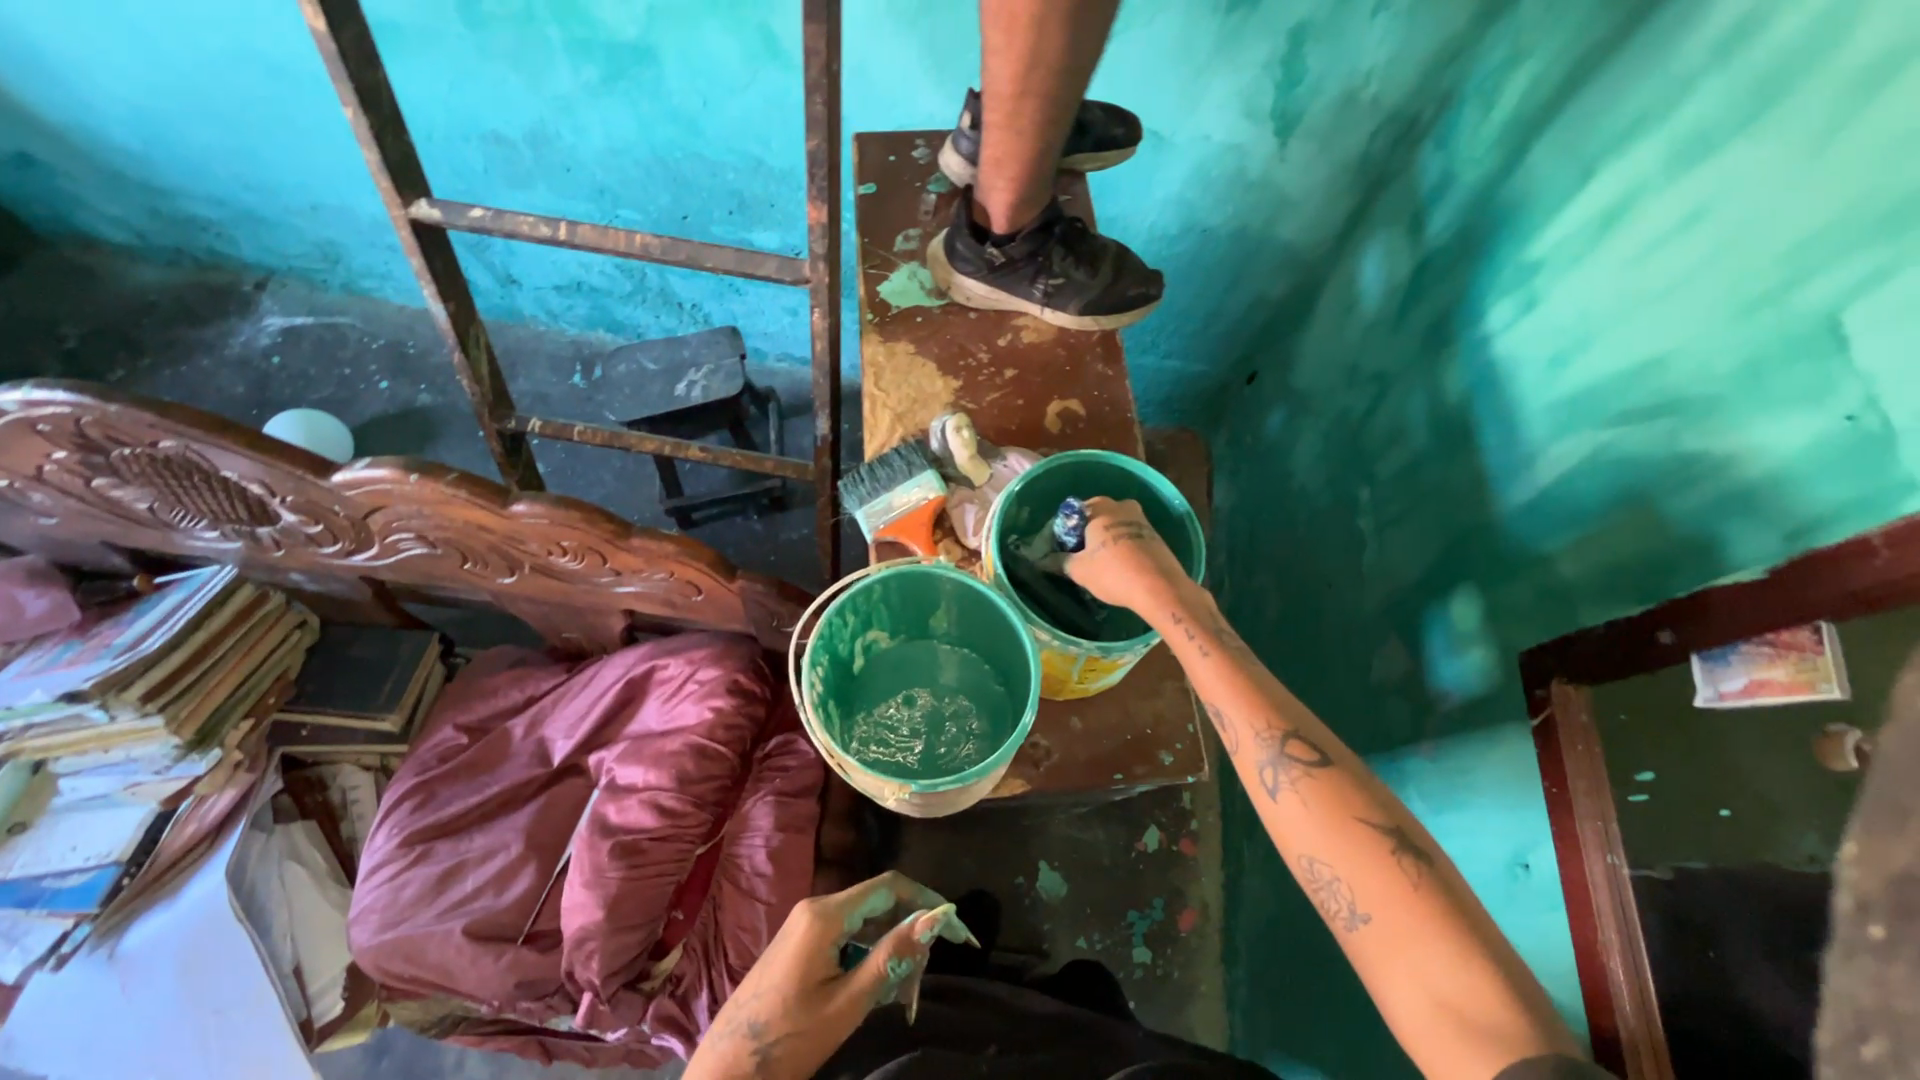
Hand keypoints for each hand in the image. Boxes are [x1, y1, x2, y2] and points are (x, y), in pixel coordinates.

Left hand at [685, 871, 975, 1079]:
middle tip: (929, 971)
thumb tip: (936, 917)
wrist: (726, 1070)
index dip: (927, 901)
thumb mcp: (849, 1001)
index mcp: (825, 913)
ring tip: (905, 987)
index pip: (890, 886)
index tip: (956, 930)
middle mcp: (814, 907)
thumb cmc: (790, 1037)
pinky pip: (845, 935)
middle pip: (878, 902)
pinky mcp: (799, 943)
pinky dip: (868, 954)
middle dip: (910, 928)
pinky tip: (876, 987)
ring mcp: (803, 925)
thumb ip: (893, 955)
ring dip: (890, 946)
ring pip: (863, 921)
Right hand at [1063, 497, 1194, 614]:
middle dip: (1084, 535)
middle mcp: (1120, 505)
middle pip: (1093, 517)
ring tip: (1098, 563)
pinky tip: (1118, 564)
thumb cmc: (1114, 573)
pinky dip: (1120, 545)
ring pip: (1113, 525)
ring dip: (1103, 540)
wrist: (1160, 587)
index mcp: (1098, 508)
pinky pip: (1128, 534)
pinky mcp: (1154, 533)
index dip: (1061, 534)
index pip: (1070, 515)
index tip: (1060, 551)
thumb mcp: (1079, 570)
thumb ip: (1058, 561)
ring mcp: (1140, 518)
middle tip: (1078, 557)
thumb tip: (1042, 559)